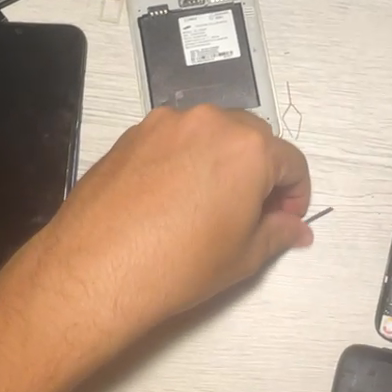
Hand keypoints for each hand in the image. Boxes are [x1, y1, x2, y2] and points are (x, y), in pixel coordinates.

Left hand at [0, 105, 312, 363]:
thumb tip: (297, 230)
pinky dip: (185, 160)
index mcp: (248, 147)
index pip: (292, 162)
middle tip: (251, 214)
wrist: (94, 269)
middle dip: (261, 173)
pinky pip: (175, 139)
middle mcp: (211, 122)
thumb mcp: (242, 257)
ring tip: (208, 205)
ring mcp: (167, 123)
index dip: (296, 195)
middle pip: (254, 139)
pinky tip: (170, 199)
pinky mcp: (133, 134)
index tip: (284, 221)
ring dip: (222, 161)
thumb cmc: (179, 265)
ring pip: (212, 134)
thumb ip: (278, 234)